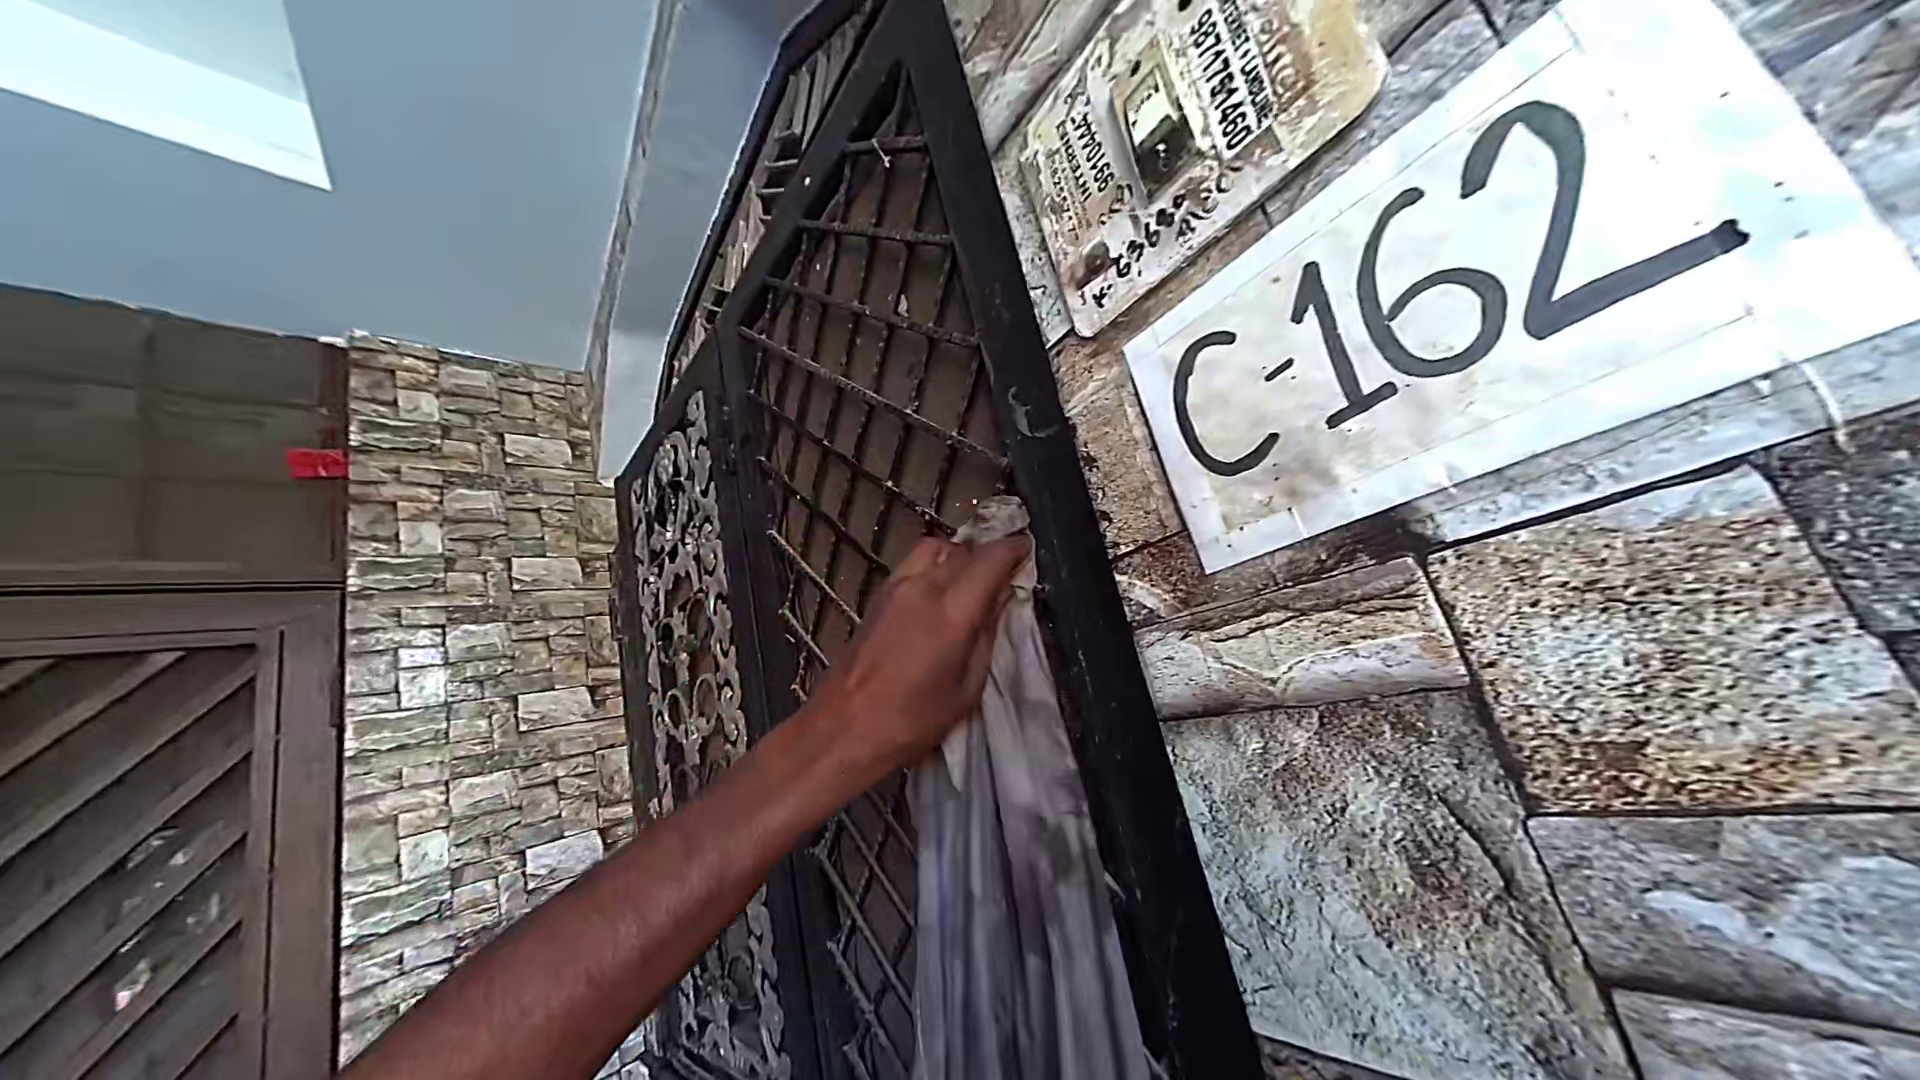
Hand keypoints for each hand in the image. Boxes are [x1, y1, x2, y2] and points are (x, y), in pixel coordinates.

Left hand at [802, 534, 1030, 788]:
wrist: (845, 727)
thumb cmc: (913, 720)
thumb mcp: (967, 688)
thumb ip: (986, 637)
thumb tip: (1000, 601)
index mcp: (952, 612)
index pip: (991, 559)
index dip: (1015, 549)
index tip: (1028, 551)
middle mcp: (923, 587)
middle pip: (964, 549)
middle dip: (989, 556)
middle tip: (1004, 576)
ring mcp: (896, 587)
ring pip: (936, 548)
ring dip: (959, 555)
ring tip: (970, 581)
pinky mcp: (878, 595)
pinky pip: (914, 562)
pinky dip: (934, 565)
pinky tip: (939, 592)